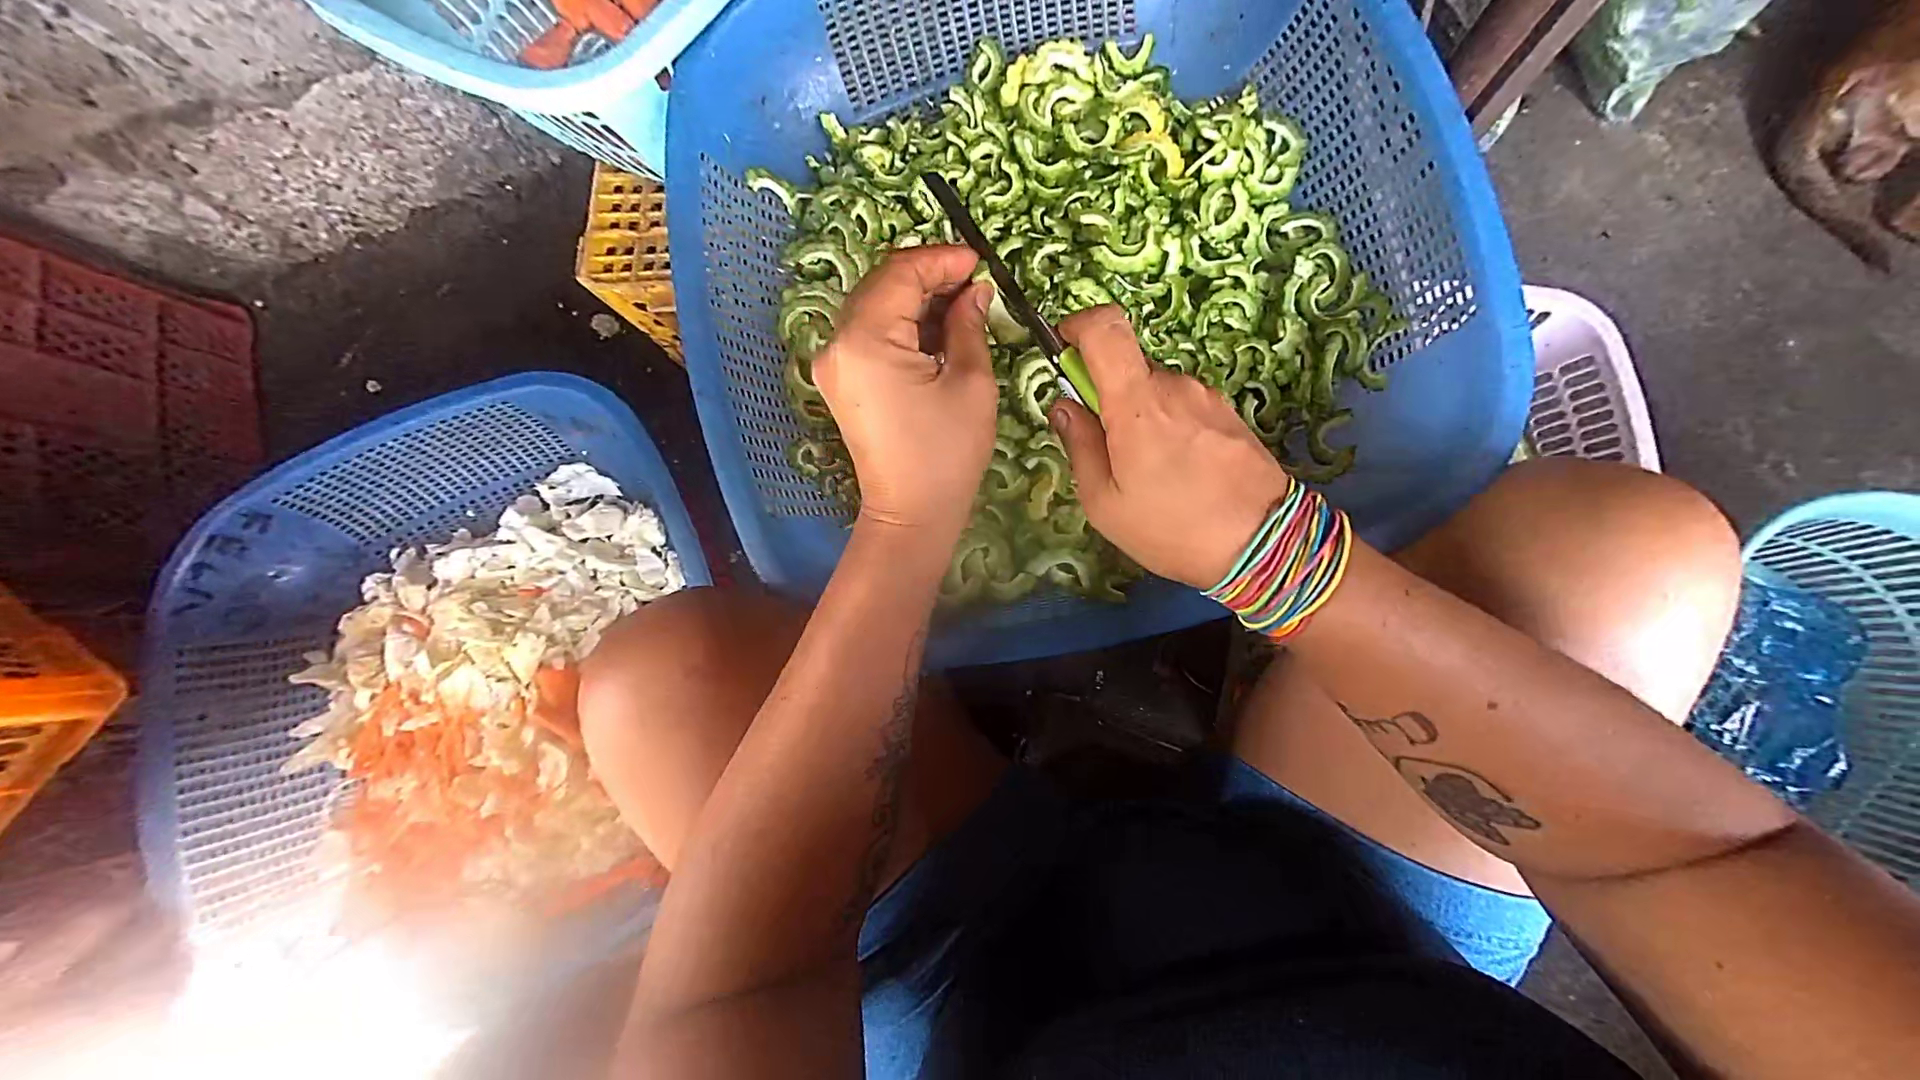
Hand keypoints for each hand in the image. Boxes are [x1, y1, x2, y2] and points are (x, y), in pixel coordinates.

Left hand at [815, 246, 998, 535]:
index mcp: (866, 340)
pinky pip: (868, 334)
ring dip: (914, 299)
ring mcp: (833, 363)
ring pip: (873, 306)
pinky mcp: (840, 380)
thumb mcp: (970, 384)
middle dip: (928, 276)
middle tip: (972, 282)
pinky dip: (900, 324)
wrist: (911, 513)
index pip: (900, 274)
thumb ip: (968, 325)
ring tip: (960, 305)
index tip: (978, 262)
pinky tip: (934, 330)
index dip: (942, 260)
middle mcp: (838, 344)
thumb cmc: (947, 454)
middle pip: (881, 284)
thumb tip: (974, 291)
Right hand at [1048, 305, 1292, 588]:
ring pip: (1157, 391)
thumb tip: (1065, 407)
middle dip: (1108, 398)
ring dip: (1140, 417)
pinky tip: (1179, 474)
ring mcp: (1208, 397)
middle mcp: (1175, 386)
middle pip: (1129, 368)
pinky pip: (1184, 407)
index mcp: (1138, 403)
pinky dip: (1169, 428)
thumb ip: (1080, 446)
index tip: (1063, 348)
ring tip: (1148, 473)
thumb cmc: (1171, 529)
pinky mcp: (1230, 415)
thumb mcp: (1104, 502)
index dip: (1078, 326)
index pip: (1106, 328)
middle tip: (1108, 451)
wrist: (1265, 546)